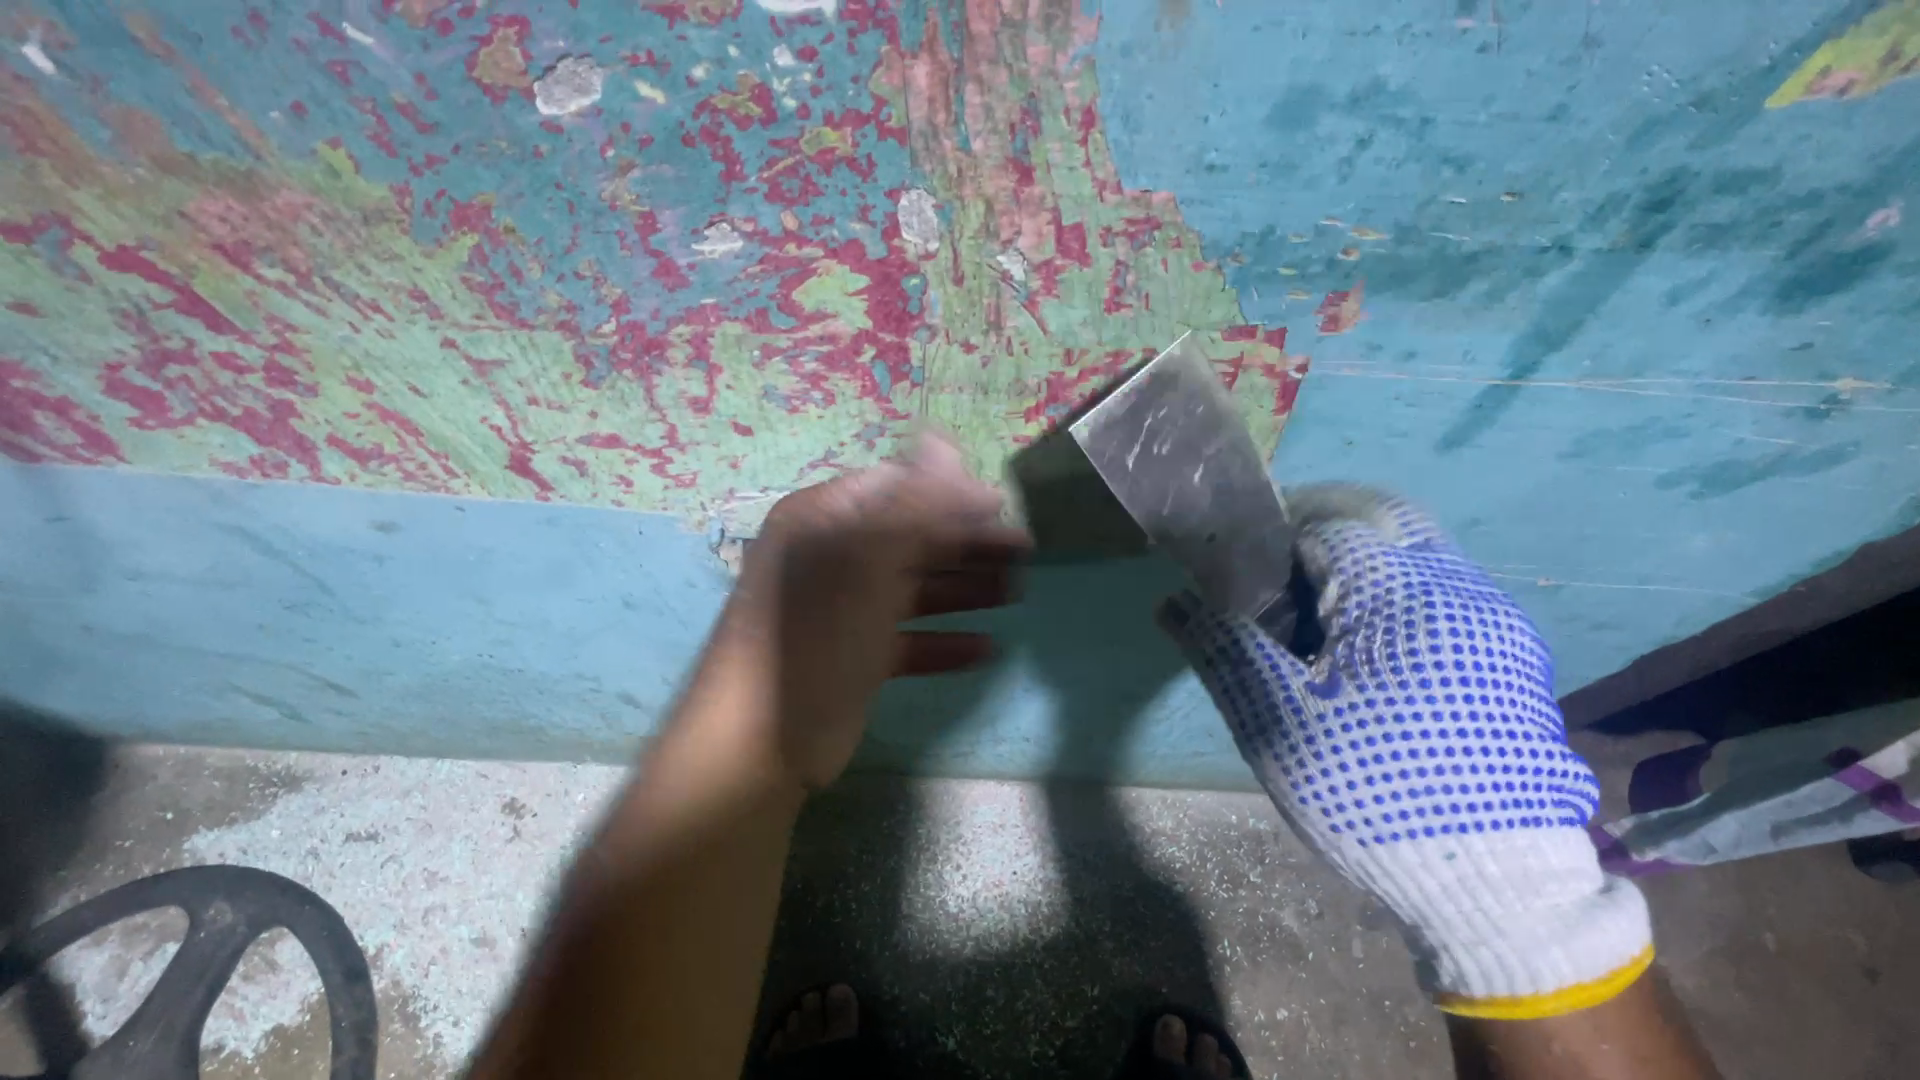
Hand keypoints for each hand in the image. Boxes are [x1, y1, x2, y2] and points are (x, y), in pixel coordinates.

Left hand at [706, 434, 1028, 790]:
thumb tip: (944, 441)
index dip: (949, 492)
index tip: (1000, 507)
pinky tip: (984, 648)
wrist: (762, 741)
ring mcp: (842, 611)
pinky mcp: (854, 658)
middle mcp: (831, 558)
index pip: (895, 487)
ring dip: (963, 588)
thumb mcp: (868, 559)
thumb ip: (912, 503)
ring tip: (1015, 593)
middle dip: (966, 543)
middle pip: (910, 537)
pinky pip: (908, 639)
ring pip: (913, 588)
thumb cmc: (817, 635)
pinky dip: (943, 641)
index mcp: (823, 520)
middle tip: (1023, 552)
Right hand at [1158, 485, 1651, 1019]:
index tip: (1242, 568)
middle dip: (1326, 526)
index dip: (1277, 534)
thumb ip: (1223, 649)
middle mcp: (1460, 591)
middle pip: (1387, 517)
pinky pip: (1443, 592)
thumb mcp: (1276, 723)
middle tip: (1277, 568)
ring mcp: (1496, 624)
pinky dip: (1395, 591)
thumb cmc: (1372, 793)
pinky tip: (1366, 650)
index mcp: (1402, 596)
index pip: (1330, 523)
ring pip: (1420, 551)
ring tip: (1316, 614)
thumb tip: (1171, 600)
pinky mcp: (1511, 658)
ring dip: (1363, 558)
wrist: (1494, 887)